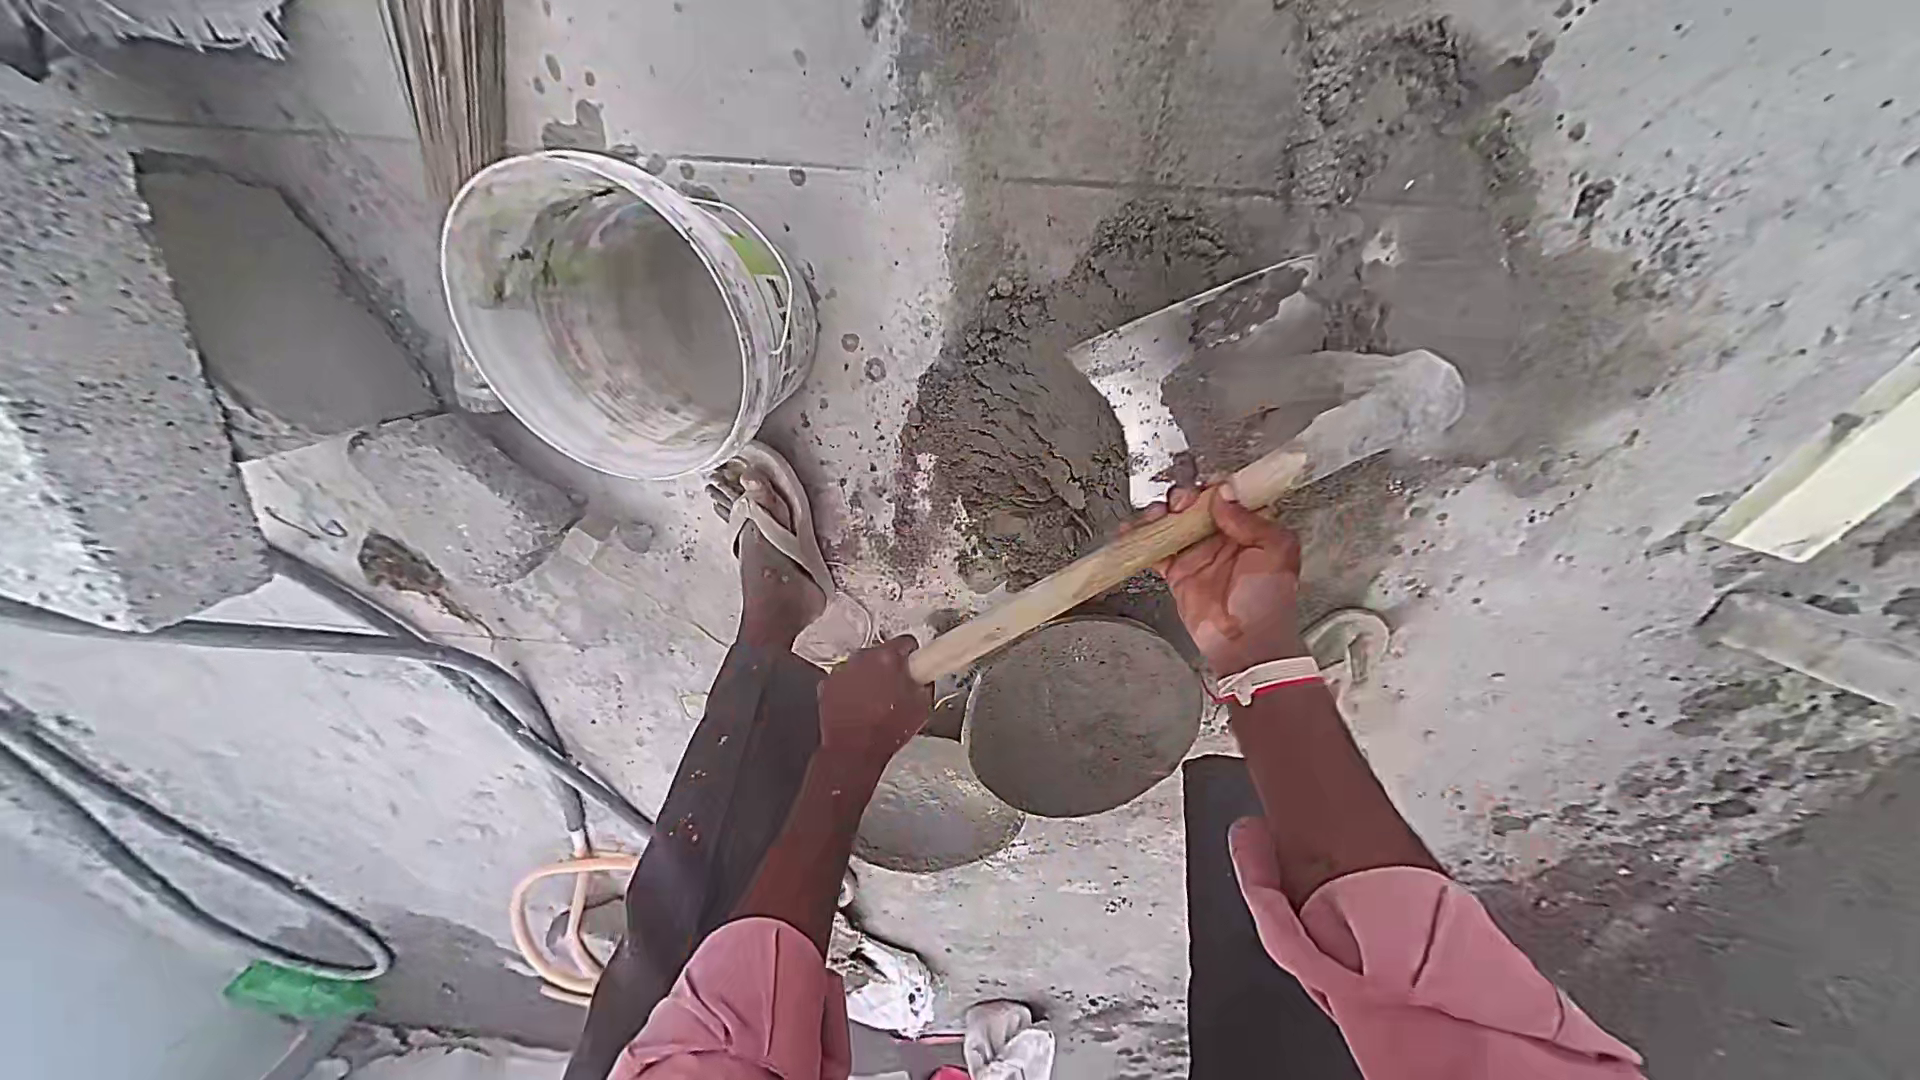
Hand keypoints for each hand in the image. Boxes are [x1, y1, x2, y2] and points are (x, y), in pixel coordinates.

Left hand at [816, 636, 930, 766]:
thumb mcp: (923, 705)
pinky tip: (857, 705)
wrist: (854, 752)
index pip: (906, 642)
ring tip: (875, 700)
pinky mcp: (828, 684)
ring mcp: (842, 670)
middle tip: (895, 688)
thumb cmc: (888, 731)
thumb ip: (924, 681)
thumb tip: (923, 674)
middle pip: (881, 652)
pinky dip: (850, 688)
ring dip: (869, 676)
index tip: (914, 664)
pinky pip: (844, 679)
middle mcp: (862, 657)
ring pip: (861, 665)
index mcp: (889, 658)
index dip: (913, 655)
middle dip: (889, 666)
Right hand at [1130, 482, 1304, 673]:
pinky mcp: (1177, 572)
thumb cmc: (1269, 602)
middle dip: (1183, 498)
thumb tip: (1224, 494)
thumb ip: (1251, 520)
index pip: (1230, 497)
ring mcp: (1197, 554)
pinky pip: (1155, 551)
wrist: (1244, 643)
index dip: (1215, 487)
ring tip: (1155, 516)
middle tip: (1180, 505)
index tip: (1206, 486)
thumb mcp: (1276, 552)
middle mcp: (1222, 538)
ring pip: (1173, 524)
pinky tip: (1132, 532)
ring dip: (1160, 514)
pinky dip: (1141, 540)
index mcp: (1251, 529)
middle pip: (1196, 506)